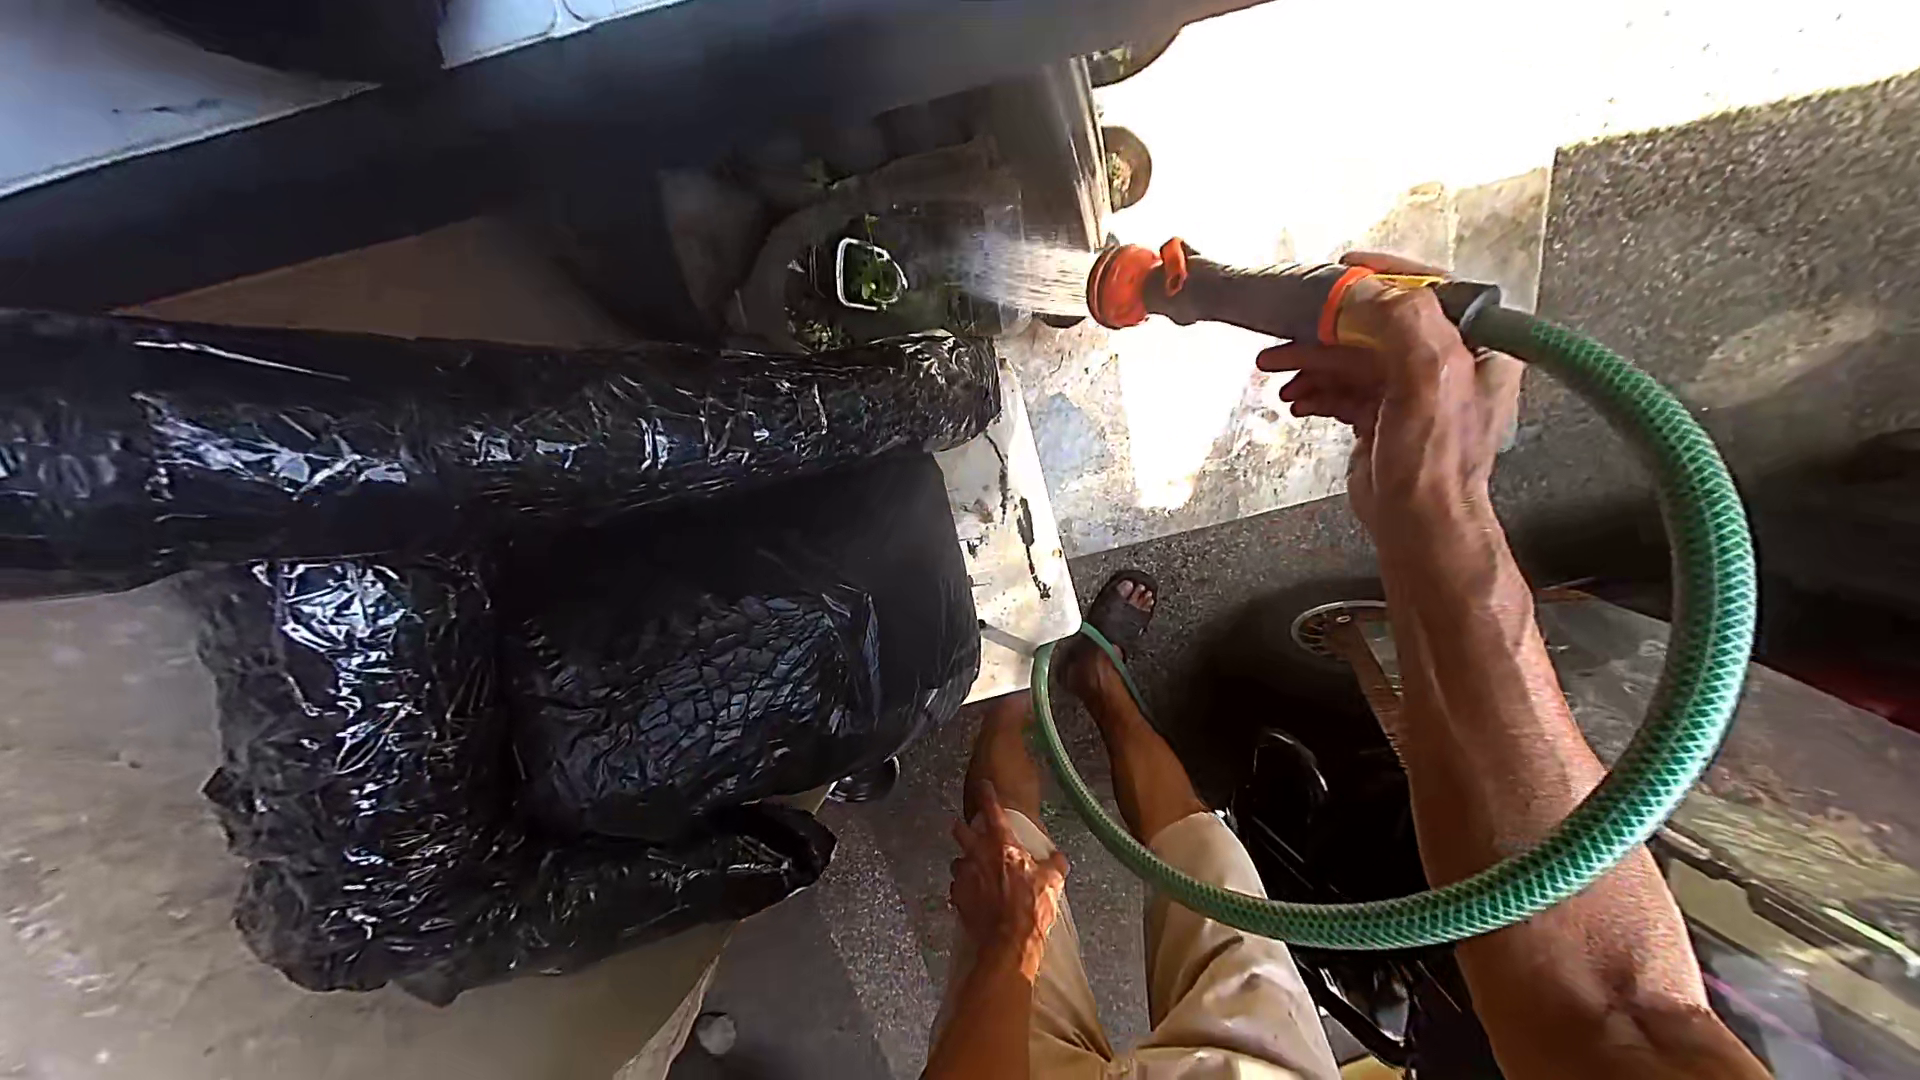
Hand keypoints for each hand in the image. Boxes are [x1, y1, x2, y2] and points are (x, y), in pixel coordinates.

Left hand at [949, 782, 1067, 981]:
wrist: (1008, 944)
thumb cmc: (1031, 908)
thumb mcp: (1052, 882)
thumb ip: (1054, 863)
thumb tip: (1058, 857)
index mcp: (1002, 844)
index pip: (992, 809)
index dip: (987, 794)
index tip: (984, 785)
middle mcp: (978, 853)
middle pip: (960, 829)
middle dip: (962, 827)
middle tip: (967, 830)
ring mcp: (964, 875)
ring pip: (957, 860)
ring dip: (964, 862)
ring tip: (973, 870)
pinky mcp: (957, 896)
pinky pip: (956, 886)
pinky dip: (963, 888)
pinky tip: (973, 896)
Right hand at [1257, 252, 1521, 546]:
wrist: (1416, 521)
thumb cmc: (1433, 463)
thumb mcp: (1426, 382)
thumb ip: (1403, 325)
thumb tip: (1361, 289)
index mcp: (1471, 345)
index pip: (1427, 292)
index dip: (1383, 277)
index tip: (1343, 269)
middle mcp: (1442, 363)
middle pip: (1373, 331)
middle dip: (1324, 334)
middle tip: (1284, 335)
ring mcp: (1408, 392)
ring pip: (1350, 362)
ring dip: (1310, 365)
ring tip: (1276, 371)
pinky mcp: (1380, 417)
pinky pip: (1341, 392)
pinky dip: (1316, 393)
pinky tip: (1297, 401)